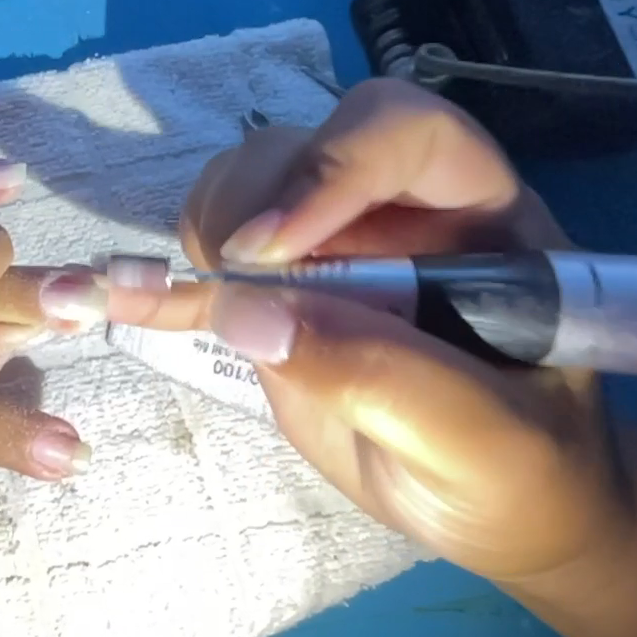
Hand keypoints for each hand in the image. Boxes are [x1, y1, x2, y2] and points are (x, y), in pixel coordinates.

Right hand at [105, 81, 635, 583]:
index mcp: (468, 213)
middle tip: (234, 289)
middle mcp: (384, 210)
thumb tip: (248, 315)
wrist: (479, 507)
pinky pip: (198, 258)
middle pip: (291, 151)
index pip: (399, 130)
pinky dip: (156, 280)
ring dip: (205, 237)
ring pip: (234, 186)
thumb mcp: (485, 442)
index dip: (329, 165)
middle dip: (247, 209)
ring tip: (213, 309)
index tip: (271, 252)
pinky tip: (116, 296)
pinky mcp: (265, 290)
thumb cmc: (519, 473)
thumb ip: (385, 376)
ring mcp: (318, 245)